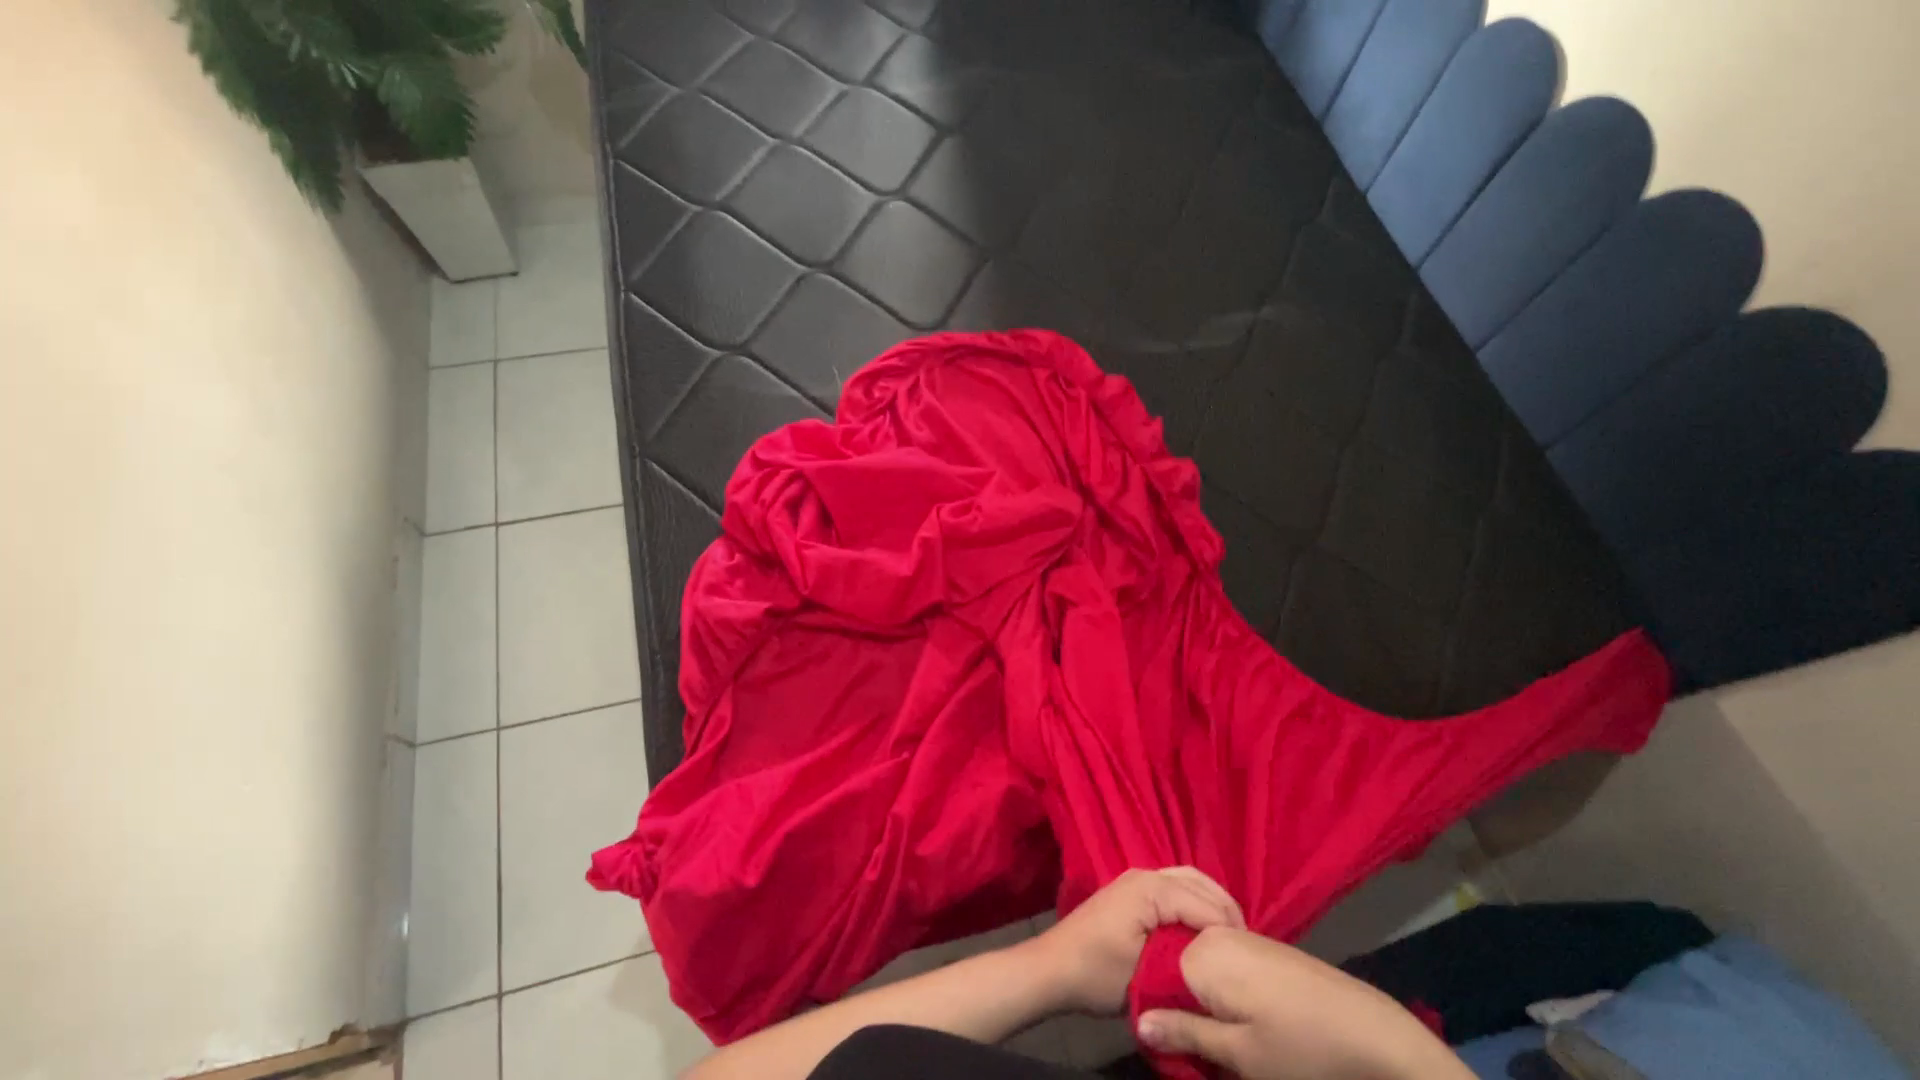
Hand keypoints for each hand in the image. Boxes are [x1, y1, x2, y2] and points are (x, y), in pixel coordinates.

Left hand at [1025, 867, 1244, 1015]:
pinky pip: (1175, 887)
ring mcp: (1138, 879)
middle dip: (1225, 911)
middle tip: (1245, 947)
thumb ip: (1183, 956)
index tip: (1248, 960)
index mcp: (1150, 889)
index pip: (1205, 904)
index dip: (1229, 932)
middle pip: (1201, 883)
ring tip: (1229, 939)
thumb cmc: (1097, 974)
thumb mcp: (1145, 971)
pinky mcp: (1133, 890)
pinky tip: (1203, 930)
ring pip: (1189, 881)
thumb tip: (1218, 957)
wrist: (1053, 970)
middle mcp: (1146, 874)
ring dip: (1211, 904)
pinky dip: (1195, 902)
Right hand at [1136, 927, 1474, 1079]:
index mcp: (1202, 953)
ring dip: (1205, 1005)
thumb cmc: (1302, 1047)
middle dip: (1182, 1008)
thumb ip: (1185, 1032)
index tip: (1169, 1046)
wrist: (1376, 1035)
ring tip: (1224, 1043)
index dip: (1157, 1013)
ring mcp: (1245, 939)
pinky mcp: (1268, 950)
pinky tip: (1247, 1026)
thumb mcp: (1238, 1053)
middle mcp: (1218, 934)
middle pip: (1178, 970)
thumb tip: (1139, 1022)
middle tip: (1199, 1051)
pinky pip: (1228, 968)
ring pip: (1203, 971)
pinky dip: (1228, 997)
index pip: (1154, 976)